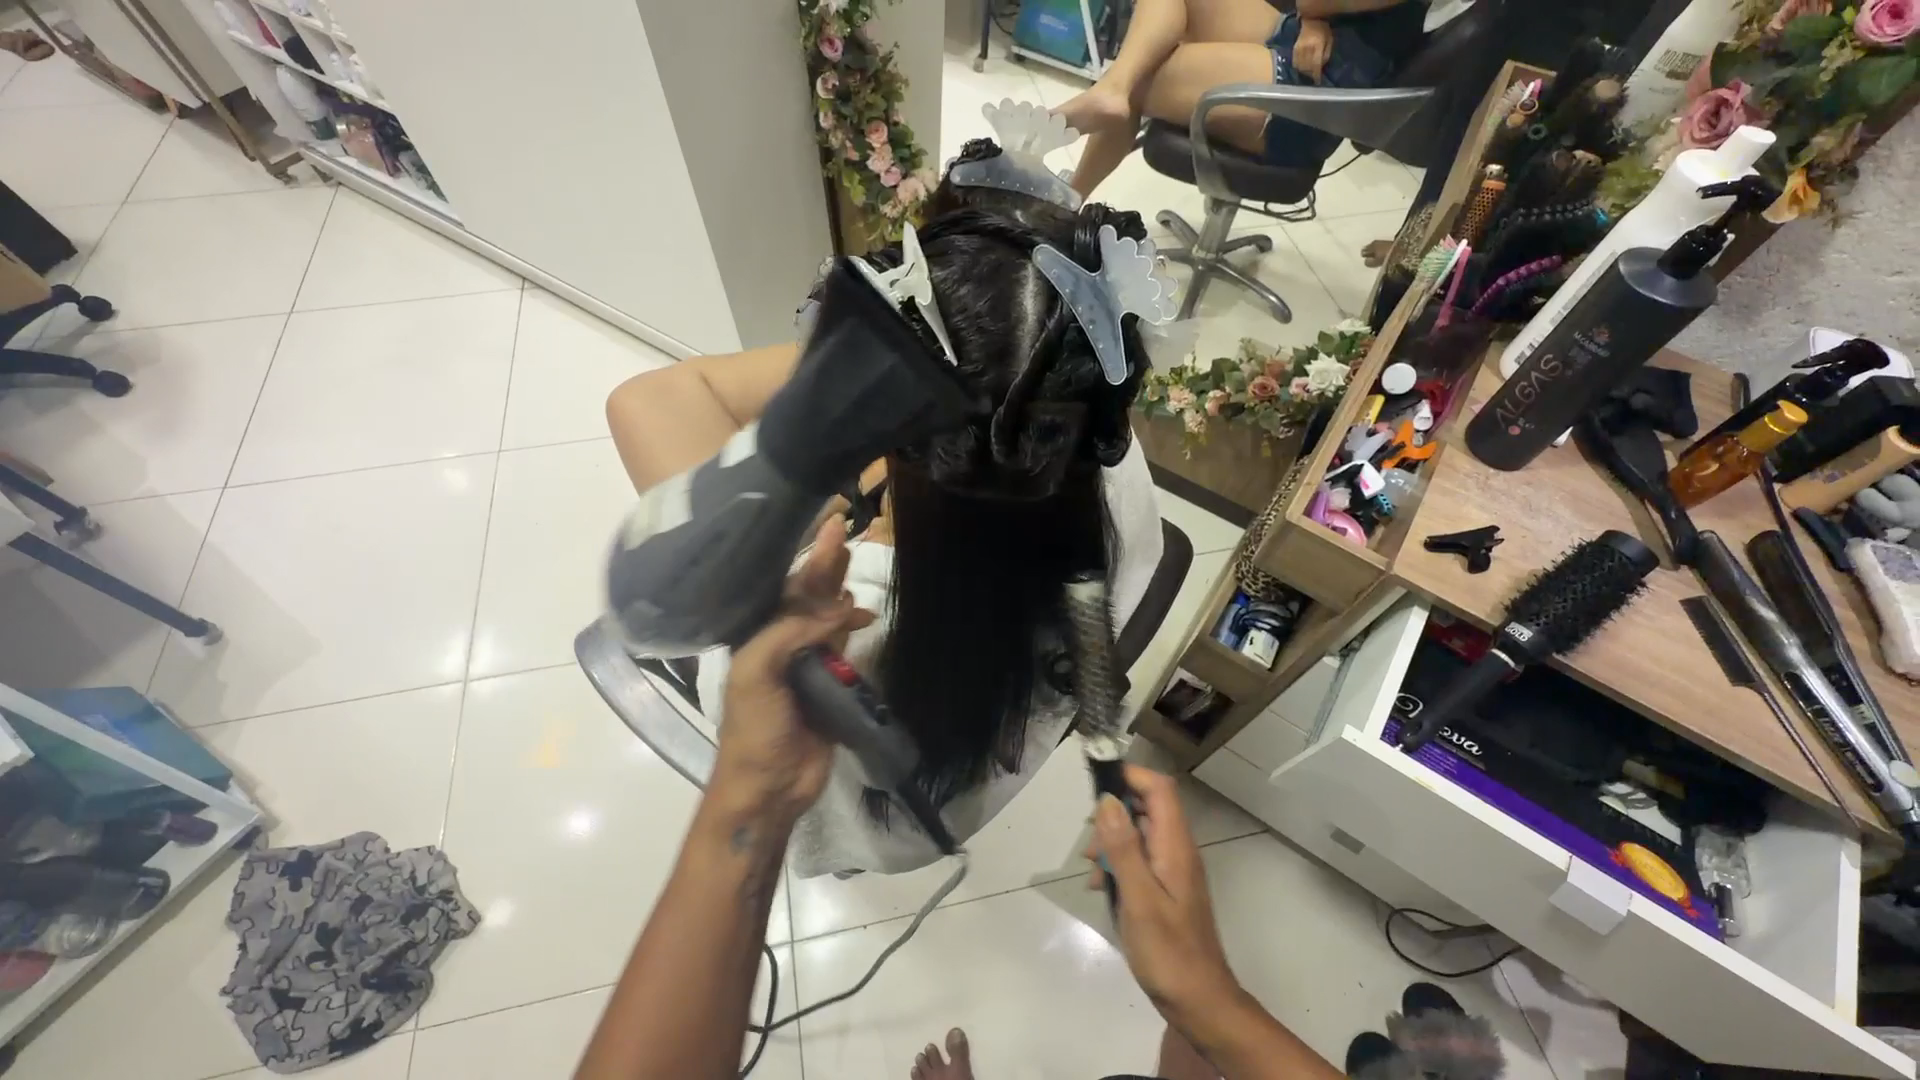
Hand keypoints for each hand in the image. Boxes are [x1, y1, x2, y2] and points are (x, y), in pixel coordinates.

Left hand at [713, 516, 874, 820]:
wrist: (771, 785)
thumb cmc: (755, 728)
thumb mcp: (756, 673)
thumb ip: (789, 633)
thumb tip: (838, 608)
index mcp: (755, 637)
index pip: (782, 589)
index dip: (803, 560)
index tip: (824, 529)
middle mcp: (780, 643)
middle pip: (806, 597)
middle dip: (824, 565)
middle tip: (843, 531)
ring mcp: (806, 663)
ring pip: (826, 617)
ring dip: (839, 590)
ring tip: (854, 558)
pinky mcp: (830, 684)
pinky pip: (842, 646)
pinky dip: (852, 627)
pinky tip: (864, 613)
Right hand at [1086, 766, 1240, 1020]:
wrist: (1200, 1002)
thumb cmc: (1168, 952)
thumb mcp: (1139, 899)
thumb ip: (1123, 848)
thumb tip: (1108, 800)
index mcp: (1175, 846)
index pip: (1159, 788)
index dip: (1129, 776)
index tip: (1095, 785)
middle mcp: (1177, 850)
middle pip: (1145, 807)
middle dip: (1112, 815)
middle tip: (1089, 846)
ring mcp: (1173, 870)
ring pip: (1138, 834)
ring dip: (1111, 843)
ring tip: (1093, 874)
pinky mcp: (1166, 889)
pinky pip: (1139, 860)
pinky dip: (1117, 865)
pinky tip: (1102, 890)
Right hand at [1292, 18, 1332, 82]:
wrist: (1311, 20)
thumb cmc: (1323, 30)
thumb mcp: (1330, 40)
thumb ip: (1326, 54)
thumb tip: (1321, 66)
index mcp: (1317, 45)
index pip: (1315, 64)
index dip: (1316, 74)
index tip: (1317, 82)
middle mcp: (1306, 48)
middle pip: (1307, 67)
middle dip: (1310, 74)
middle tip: (1314, 76)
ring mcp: (1298, 49)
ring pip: (1300, 67)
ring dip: (1304, 72)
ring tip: (1309, 73)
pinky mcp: (1294, 50)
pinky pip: (1295, 64)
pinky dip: (1299, 68)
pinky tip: (1303, 68)